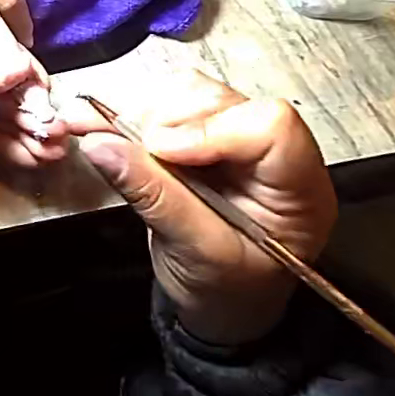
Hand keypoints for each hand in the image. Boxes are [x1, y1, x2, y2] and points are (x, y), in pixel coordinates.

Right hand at [64, 73, 337, 344]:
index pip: (269, 126)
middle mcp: (265, 149)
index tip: (159, 150)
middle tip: (124, 146)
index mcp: (296, 186)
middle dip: (163, 119)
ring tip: (108, 138)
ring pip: (183, 92)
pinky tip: (98, 127)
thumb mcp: (197, 254)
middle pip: (217, 101)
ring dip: (139, 112)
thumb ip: (154, 196)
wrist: (217, 303)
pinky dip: (123, 112)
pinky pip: (158, 101)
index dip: (209, 129)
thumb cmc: (227, 290)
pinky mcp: (192, 130)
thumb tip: (99, 144)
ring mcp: (228, 134)